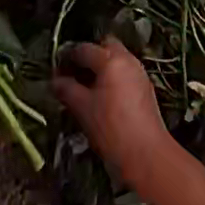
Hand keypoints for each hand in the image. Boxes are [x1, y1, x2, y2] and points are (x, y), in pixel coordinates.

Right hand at [52, 37, 172, 176]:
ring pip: (117, 59)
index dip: (67, 57)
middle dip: (89, 56)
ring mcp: (139, 75)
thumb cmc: (113, 129)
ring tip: (87, 87)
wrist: (148, 158)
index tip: (57, 70)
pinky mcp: (146, 90)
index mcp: (110, 60)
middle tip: (75, 72)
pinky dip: (113, 78)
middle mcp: (127, 61)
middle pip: (104, 46)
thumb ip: (66, 89)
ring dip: (102, 67)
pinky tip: (103, 97)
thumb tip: (55, 82)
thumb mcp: (82, 108)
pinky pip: (125, 73)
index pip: (83, 49)